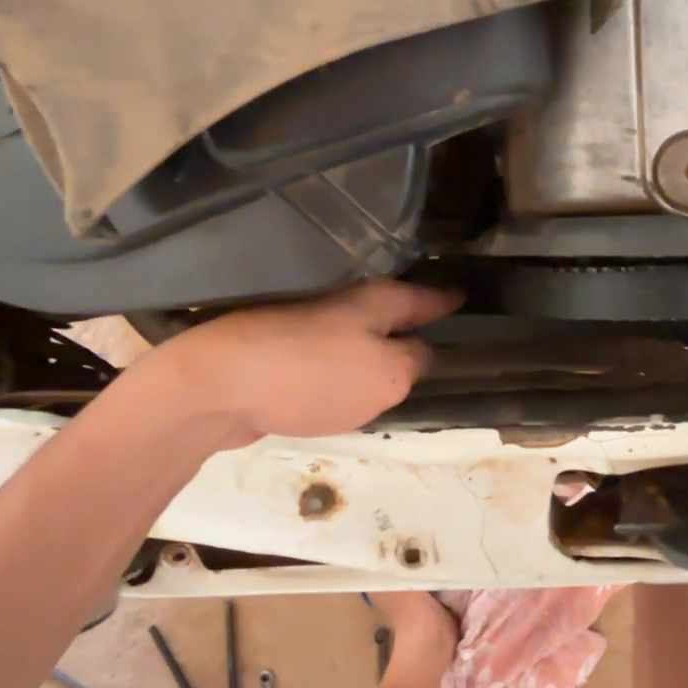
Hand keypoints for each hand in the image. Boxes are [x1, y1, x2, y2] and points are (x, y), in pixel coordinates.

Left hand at [134, 279, 461, 440]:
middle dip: (415, 322)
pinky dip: (346, 370)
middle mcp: (345, 304)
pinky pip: (330, 360)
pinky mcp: (281, 355)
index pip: (427, 297)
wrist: (218, 385)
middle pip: (392, 313)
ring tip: (404, 368)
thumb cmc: (314, 374)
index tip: (469, 297)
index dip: (451, 300)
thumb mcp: (386, 374)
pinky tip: (351, 389)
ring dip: (379, 348)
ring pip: (358, 337)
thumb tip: (418, 354)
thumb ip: (413, 362)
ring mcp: (309, 327)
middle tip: (445, 341)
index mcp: (377, 300)